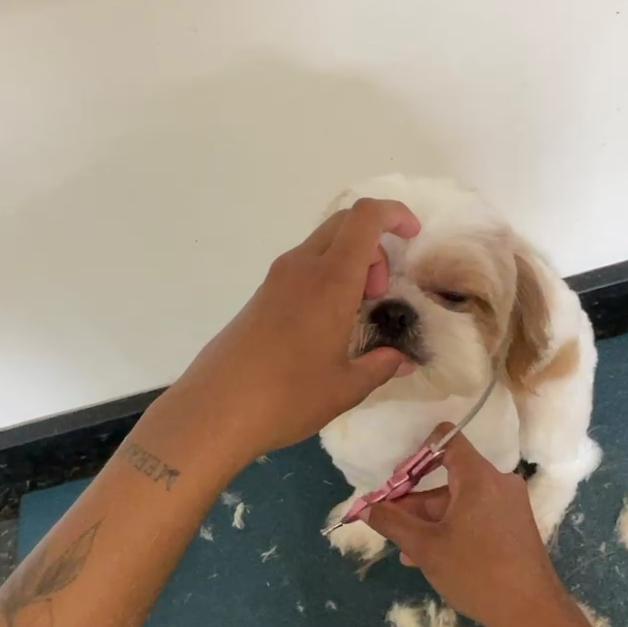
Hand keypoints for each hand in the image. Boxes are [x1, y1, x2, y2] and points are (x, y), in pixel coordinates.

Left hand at [163, 199, 420, 464]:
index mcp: (329, 280)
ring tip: (355, 316)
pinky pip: (303, 268)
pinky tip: (327, 327)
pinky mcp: (261, 297)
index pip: (365, 218)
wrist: (214, 411)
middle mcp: (301, 268)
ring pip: (322, 246)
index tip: (413, 238)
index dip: (394, 214)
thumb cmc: (286, 398)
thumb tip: (404, 360)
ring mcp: (276, 280)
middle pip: (344, 225)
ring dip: (349, 265)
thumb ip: (381, 366)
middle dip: (374, 247)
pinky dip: (327, 279)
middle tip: (379, 295)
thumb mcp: (346, 388)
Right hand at [364, 428, 567, 626]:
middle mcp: (498, 483)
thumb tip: (364, 507)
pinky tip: (430, 557)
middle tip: (389, 524)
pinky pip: (475, 517)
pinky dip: (452, 529)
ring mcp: (509, 506)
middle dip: (415, 502)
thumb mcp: (425, 547)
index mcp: (479, 477)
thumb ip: (392, 522)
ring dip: (430, 521)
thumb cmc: (475, 572)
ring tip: (405, 551)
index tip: (398, 481)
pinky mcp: (514, 527)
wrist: (531, 613)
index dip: (417, 454)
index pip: (447, 440)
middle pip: (449, 478)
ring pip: (460, 503)